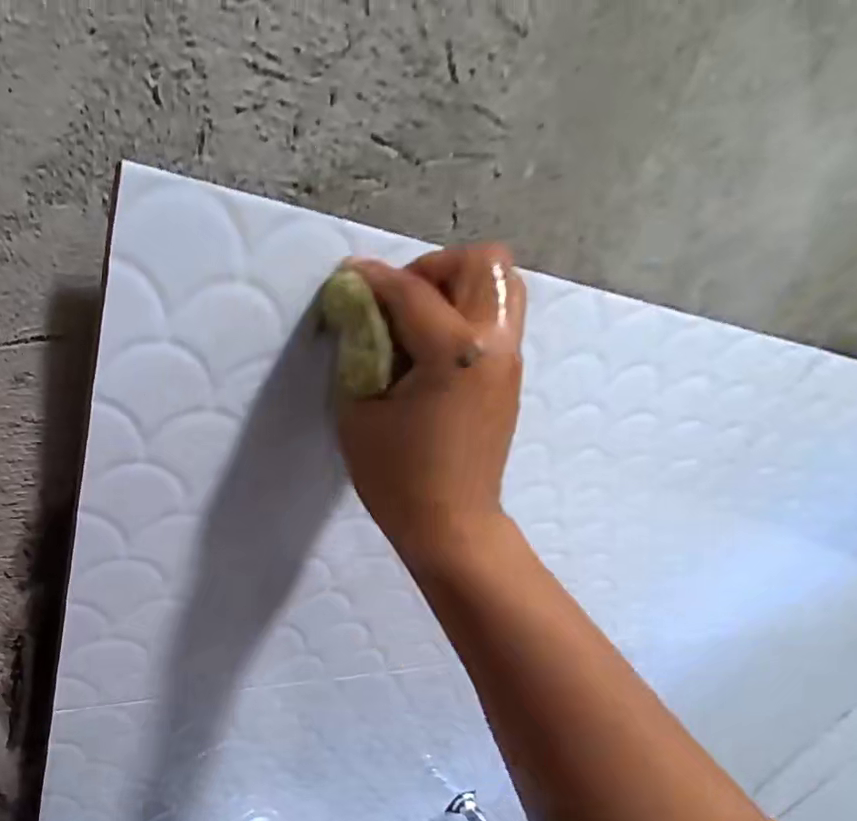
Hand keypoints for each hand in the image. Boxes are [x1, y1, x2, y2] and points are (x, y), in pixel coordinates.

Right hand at [336, 244, 527, 573]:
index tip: (346, 277)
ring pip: (501, 284)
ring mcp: (509, 358)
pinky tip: (429, 351)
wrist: (449, 522)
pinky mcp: (509, 375)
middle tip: (396, 301)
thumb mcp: (358, 413)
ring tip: (415, 321)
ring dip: (456, 286)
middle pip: (482, 263)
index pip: (411, 292)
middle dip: (432, 269)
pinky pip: (496, 316)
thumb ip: (360, 354)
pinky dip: (465, 313)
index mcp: (454, 352)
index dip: (372, 279)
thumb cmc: (395, 476)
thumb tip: (361, 317)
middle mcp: (494, 343)